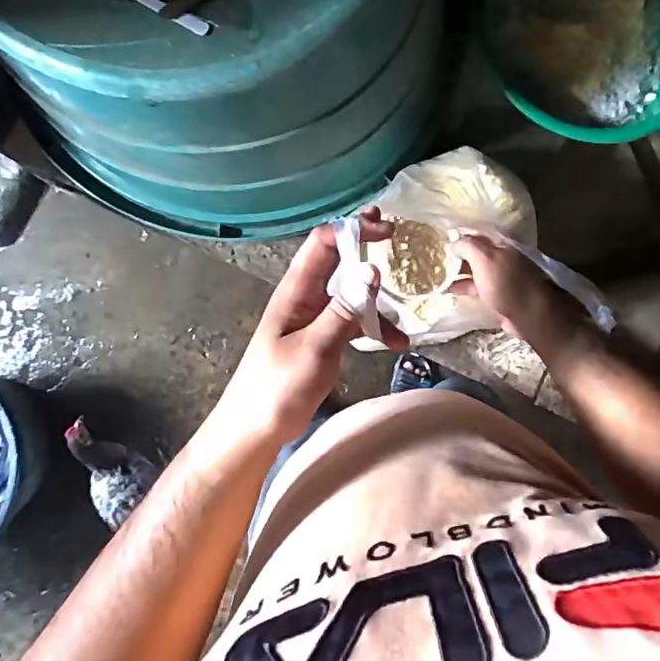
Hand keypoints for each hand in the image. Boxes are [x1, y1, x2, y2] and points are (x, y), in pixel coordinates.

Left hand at [211, 209, 407, 445]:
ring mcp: (312, 319)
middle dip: (364, 245)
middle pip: (336, 259)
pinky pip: (351, 321)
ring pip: (349, 293)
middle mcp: (304, 298)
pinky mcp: (321, 340)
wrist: (253, 431)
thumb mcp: (315, 349)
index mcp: (296, 292)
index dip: (354, 229)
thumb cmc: (276, 389)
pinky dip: (373, 327)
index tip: (387, 230)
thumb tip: (373, 271)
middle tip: (396, 234)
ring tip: (406, 309)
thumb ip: (345, 311)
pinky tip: (395, 343)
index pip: (323, 243)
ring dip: (377, 299)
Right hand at [452, 235, 593, 356]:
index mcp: (500, 246)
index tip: (439, 242)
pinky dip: (466, 289)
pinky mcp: (501, 297)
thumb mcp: (484, 259)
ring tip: (438, 278)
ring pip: (476, 273)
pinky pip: (479, 289)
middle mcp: (502, 259)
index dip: (458, 238)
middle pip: (475, 255)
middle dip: (456, 257)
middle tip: (434, 261)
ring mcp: (502, 279)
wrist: (530, 314)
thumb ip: (468, 246)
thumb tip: (453, 240)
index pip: (475, 237)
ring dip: (458, 274)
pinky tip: (452, 292)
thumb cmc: (506, 283)